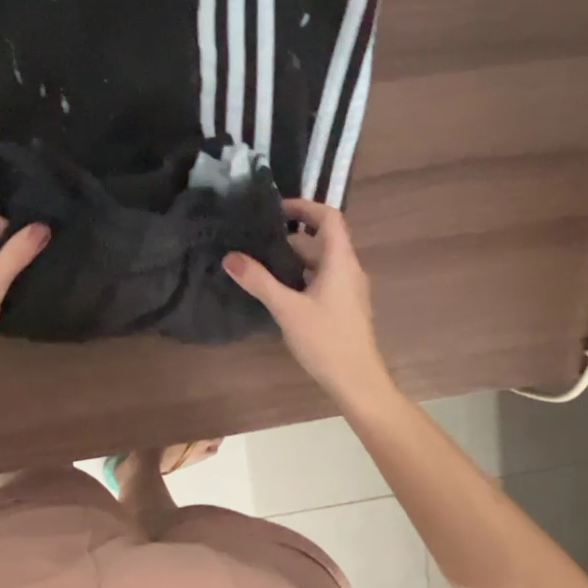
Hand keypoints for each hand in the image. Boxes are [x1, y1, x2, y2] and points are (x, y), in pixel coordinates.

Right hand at [224, 199, 391, 402]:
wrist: (356, 380)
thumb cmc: (325, 339)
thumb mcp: (287, 309)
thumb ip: (259, 281)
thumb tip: (230, 257)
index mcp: (341, 261)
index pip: (329, 218)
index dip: (304, 206)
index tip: (276, 208)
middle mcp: (349, 270)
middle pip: (323, 240)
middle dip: (292, 236)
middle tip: (259, 240)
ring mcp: (349, 290)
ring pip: (322, 263)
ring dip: (295, 260)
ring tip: (262, 265)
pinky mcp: (344, 308)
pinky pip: (323, 281)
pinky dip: (302, 278)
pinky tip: (280, 293)